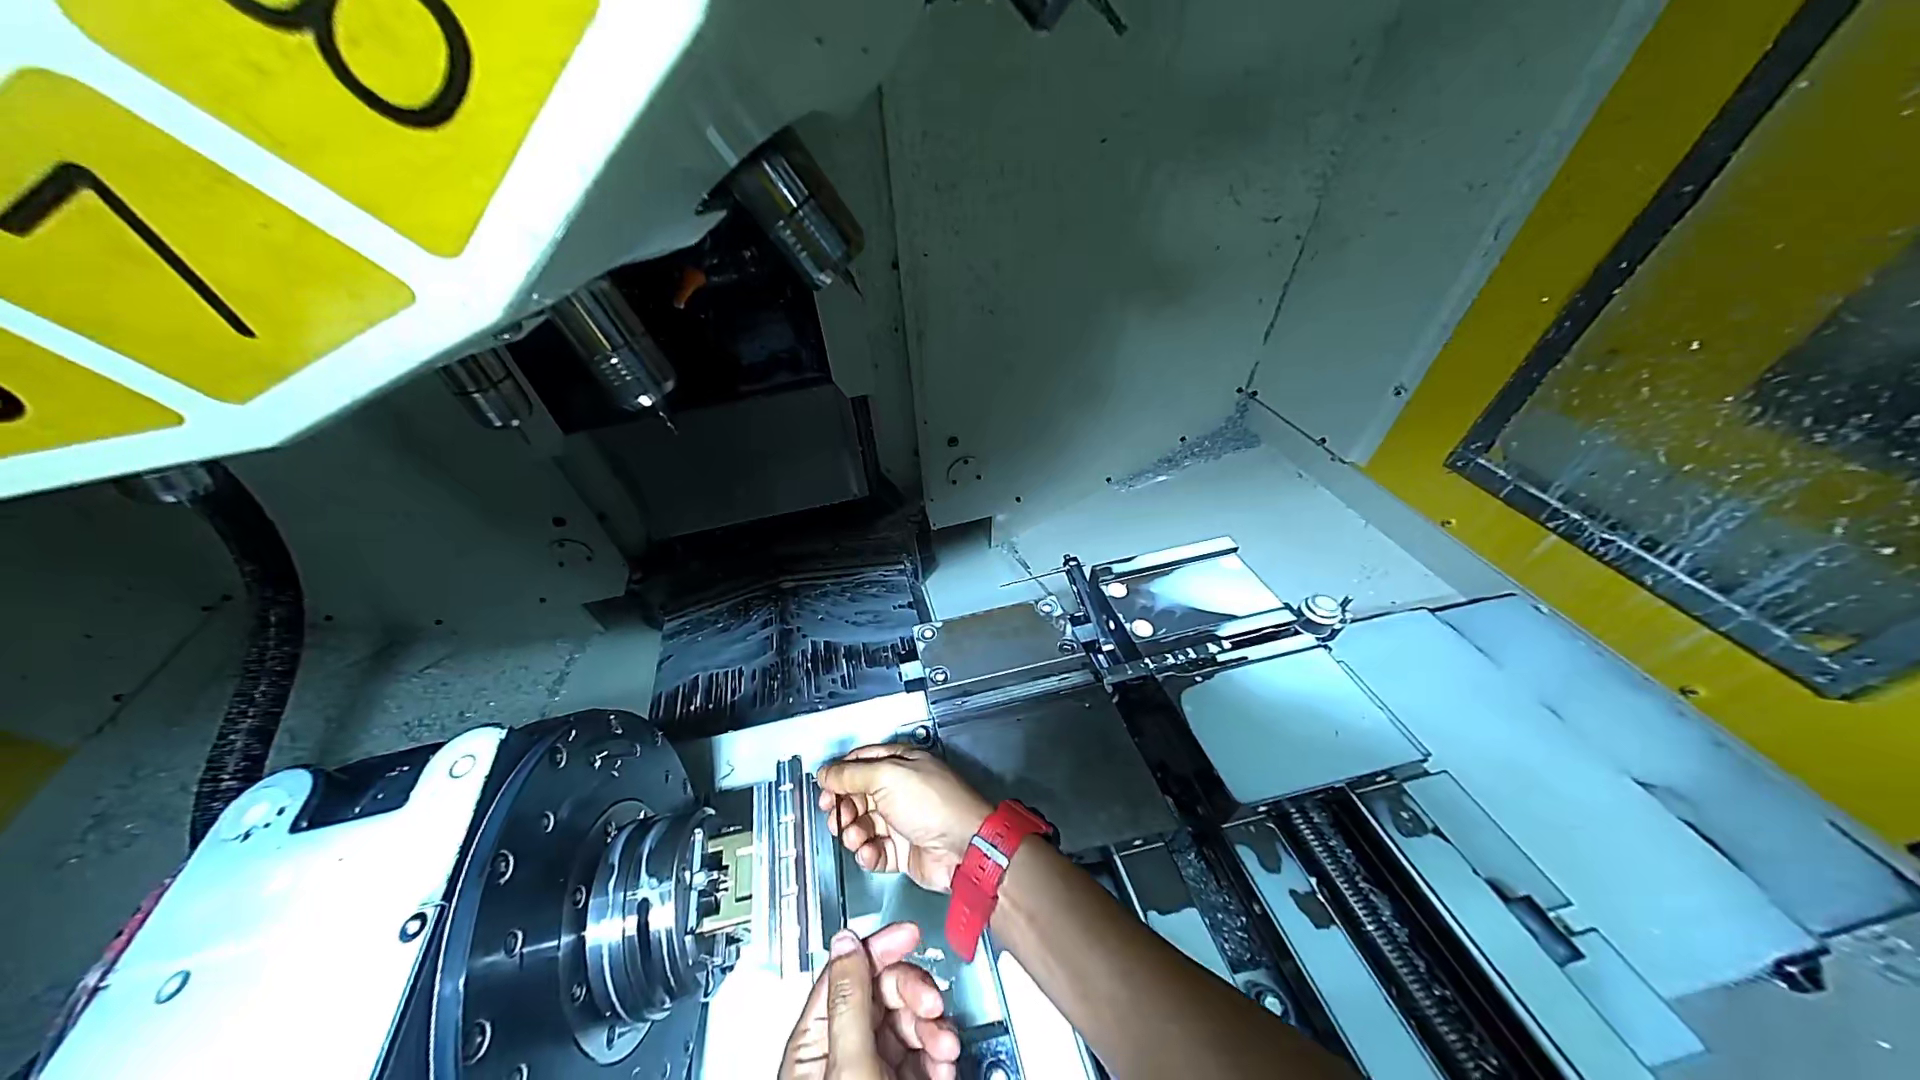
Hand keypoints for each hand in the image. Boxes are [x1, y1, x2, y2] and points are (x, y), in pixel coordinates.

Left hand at [779, 922, 961, 1079]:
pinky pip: (922, 1055)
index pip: (848, 972)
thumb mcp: (848, 1063)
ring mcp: (870, 1071)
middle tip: (934, 1006)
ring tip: (944, 1047)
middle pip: (885, 995)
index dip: (881, 947)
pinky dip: (939, 1054)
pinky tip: (945, 1063)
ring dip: (934, 1028)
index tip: (910, 933)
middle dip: (917, 995)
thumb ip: (849, 1000)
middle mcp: (841, 1054)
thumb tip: (844, 939)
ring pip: (909, 1023)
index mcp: (814, 1043)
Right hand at [817, 745, 992, 893]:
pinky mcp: (902, 849)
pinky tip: (869, 852)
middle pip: (857, 795)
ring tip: (856, 836)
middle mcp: (900, 789)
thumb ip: (852, 774)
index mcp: (900, 763)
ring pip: (862, 825)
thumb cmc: (937, 805)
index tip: (825, 787)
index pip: (861, 763)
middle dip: (842, 806)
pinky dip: (867, 853)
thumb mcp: (887, 777)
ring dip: (852, 832)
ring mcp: (901, 820)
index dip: (840, 774)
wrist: (963, 847)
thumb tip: (827, 772)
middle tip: (835, 814)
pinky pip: (873, 851)